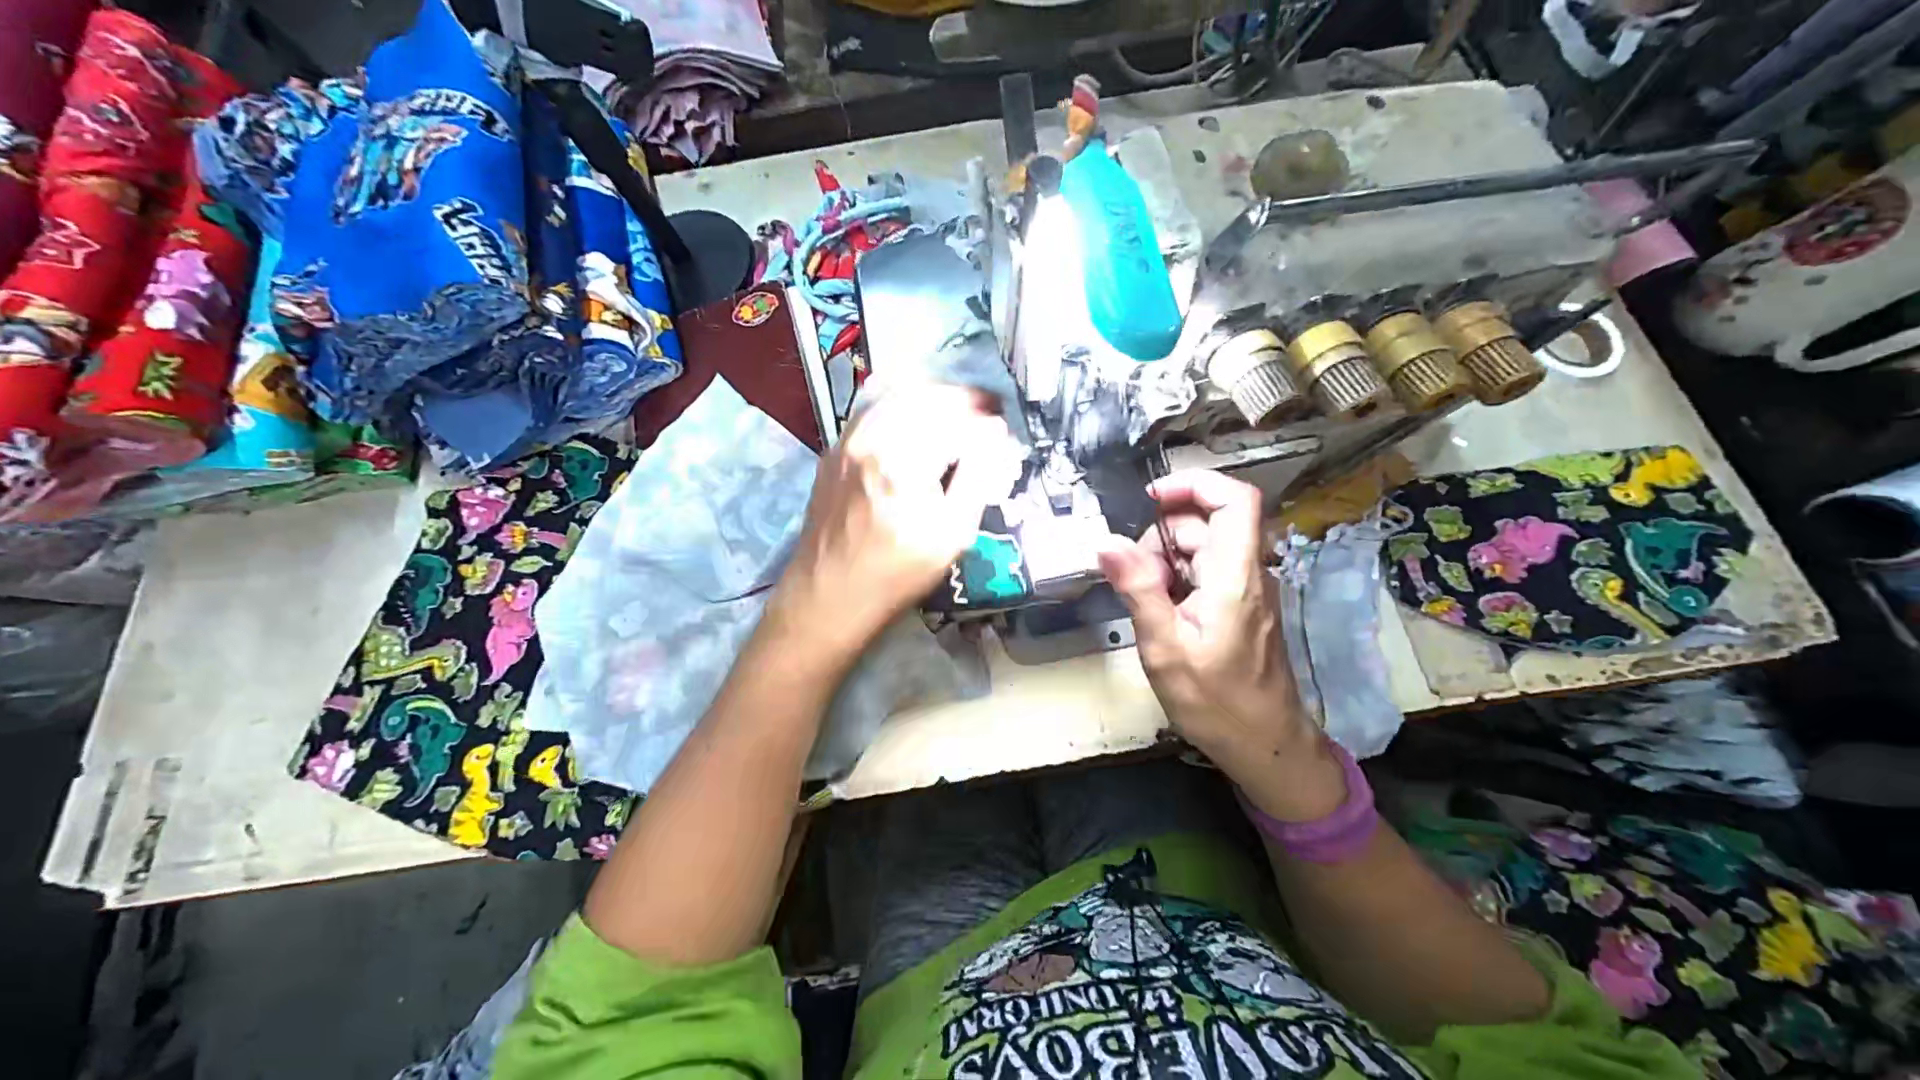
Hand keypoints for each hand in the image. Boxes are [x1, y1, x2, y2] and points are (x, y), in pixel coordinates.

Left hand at [768, 383, 1021, 660]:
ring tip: (955, 413)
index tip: (1004, 426)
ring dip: (932, 398)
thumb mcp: (952, 535)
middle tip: (986, 411)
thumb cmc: (896, 574)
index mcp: (905, 461)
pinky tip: (916, 422)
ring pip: (897, 396)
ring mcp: (848, 441)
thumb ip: (978, 478)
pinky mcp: (834, 451)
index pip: (958, 420)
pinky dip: (901, 405)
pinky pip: (873, 410)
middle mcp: (873, 439)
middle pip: (926, 396)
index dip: (987, 420)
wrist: (828, 596)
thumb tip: (995, 436)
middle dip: (962, 399)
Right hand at [1098, 470, 1343, 820]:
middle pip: (1207, 523)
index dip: (1194, 483)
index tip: (1151, 499)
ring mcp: (1246, 589)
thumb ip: (1138, 588)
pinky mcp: (1240, 606)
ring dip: (1166, 562)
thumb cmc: (1216, 702)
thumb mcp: (1165, 647)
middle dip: (1162, 537)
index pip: (1234, 499)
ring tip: (1150, 604)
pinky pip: (1206, 573)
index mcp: (1235, 575)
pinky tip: (1164, 614)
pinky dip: (1178, 581)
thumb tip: (1106, 541)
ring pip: (1202, 548)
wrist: (1265, 744)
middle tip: (1137, 580)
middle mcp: (1247, 573)